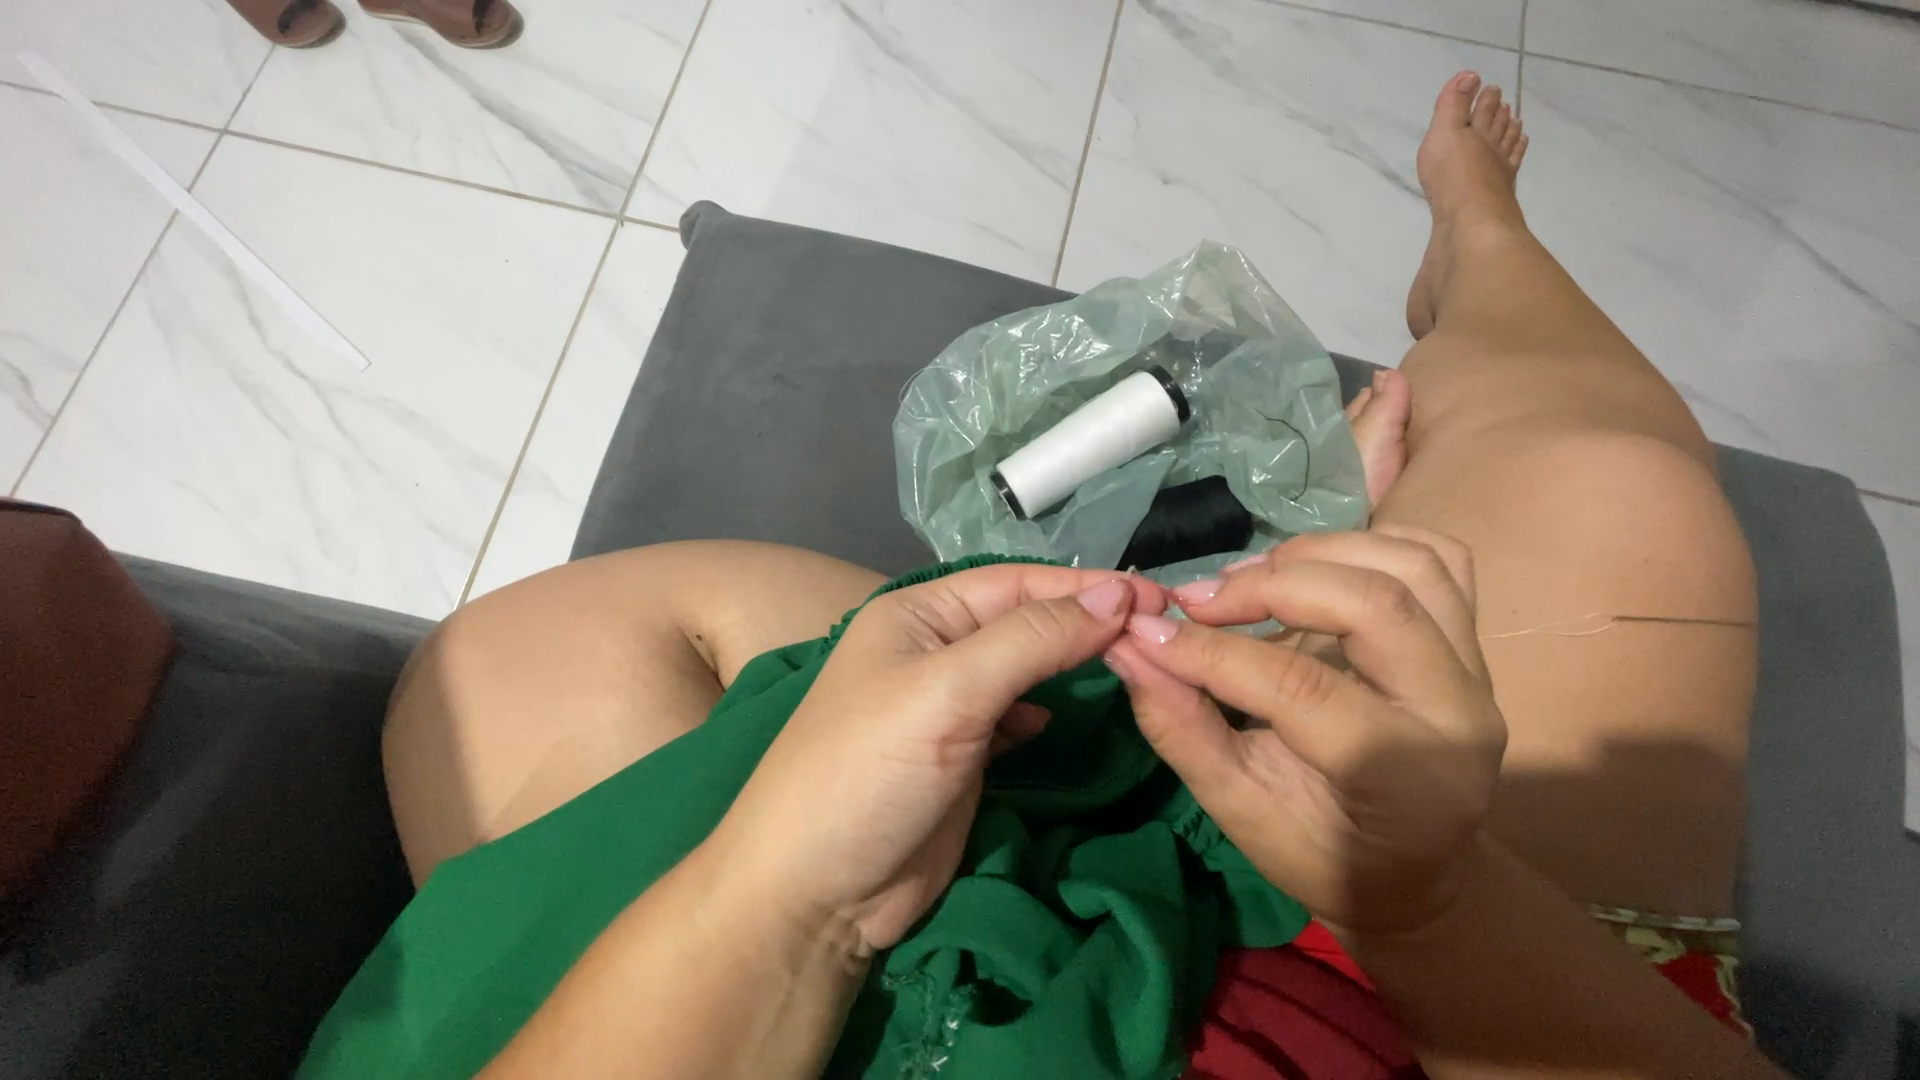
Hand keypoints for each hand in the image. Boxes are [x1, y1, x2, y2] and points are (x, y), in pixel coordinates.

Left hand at [705, 563, 1163, 952]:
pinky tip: (1061, 715)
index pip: (1018, 584)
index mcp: (920, 613)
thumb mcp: (950, 692)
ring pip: (1024, 668)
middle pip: (1025, 621)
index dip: (1087, 587)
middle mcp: (934, 649)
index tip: (1158, 599)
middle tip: (1162, 630)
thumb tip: (1115, 596)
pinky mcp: (960, 754)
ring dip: (1072, 663)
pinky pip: (1014, 715)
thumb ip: (1033, 640)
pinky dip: (1043, 709)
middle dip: (1086, 622)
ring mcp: (947, 704)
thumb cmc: (872, 771)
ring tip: (1134, 661)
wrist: (816, 893)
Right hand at [1104, 526, 1504, 935]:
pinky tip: (1313, 566)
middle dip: (1270, 586)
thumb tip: (1126, 647)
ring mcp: (1476, 669)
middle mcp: (1456, 710)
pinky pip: (1438, 559)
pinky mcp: (1470, 642)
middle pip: (1374, 603)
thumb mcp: (1237, 807)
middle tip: (1198, 600)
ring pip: (1414, 564)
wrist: (1411, 871)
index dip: (1212, 652)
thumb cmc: (1321, 854)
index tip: (1144, 631)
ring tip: (1250, 578)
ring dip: (1319, 554)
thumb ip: (1180, 726)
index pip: (1300, 686)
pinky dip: (1369, 545)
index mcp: (1403, 775)